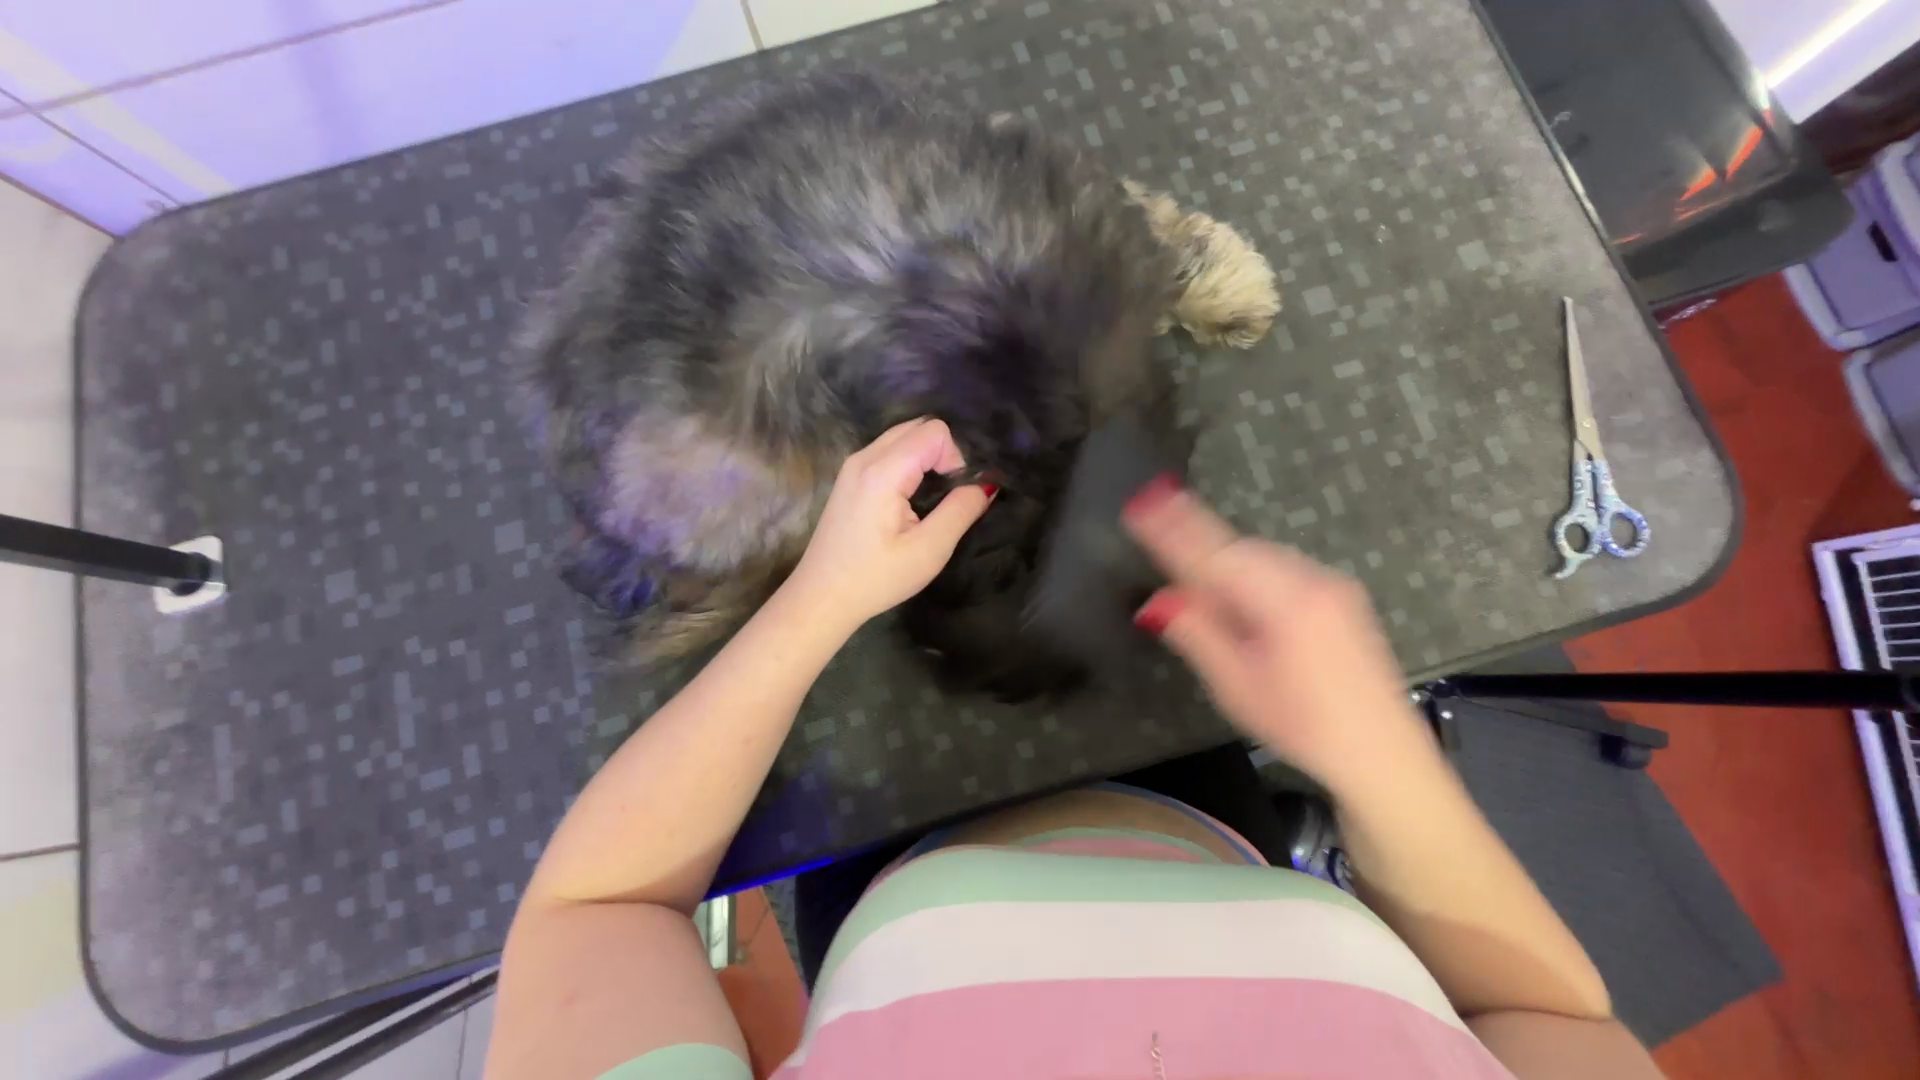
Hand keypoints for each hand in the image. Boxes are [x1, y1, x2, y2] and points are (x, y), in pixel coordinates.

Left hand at [782, 418, 993, 632]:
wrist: (822, 597)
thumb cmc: (876, 578)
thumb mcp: (929, 550)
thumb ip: (961, 511)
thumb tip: (986, 485)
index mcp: (882, 471)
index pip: (935, 431)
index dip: (955, 457)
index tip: (953, 496)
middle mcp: (864, 457)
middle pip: (918, 426)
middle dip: (942, 453)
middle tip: (945, 497)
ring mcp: (852, 465)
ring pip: (902, 436)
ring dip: (925, 458)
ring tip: (928, 500)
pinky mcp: (849, 477)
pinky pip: (888, 451)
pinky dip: (908, 464)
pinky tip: (908, 501)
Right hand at [1123, 477, 1437, 795]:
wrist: (1383, 753)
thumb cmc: (1303, 727)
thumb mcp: (1237, 686)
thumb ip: (1197, 635)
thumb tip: (1158, 601)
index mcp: (1285, 602)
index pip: (1216, 554)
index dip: (1175, 529)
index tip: (1143, 504)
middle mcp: (1312, 580)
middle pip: (1240, 549)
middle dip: (1198, 545)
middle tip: (1157, 541)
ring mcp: (1332, 585)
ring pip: (1262, 558)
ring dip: (1224, 560)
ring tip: (1193, 577)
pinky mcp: (1341, 597)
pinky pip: (1282, 569)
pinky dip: (1251, 572)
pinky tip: (1238, 596)